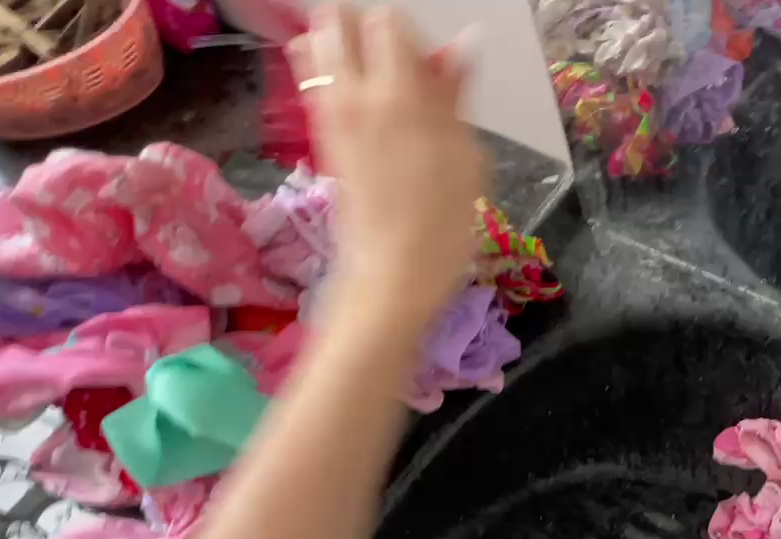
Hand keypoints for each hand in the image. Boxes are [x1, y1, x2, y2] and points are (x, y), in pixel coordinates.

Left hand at [289, 5, 488, 330]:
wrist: (395, 272)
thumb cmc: (446, 226)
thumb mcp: (467, 162)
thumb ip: (455, 99)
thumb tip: (460, 49)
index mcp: (401, 96)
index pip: (389, 21)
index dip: (412, 36)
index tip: (433, 69)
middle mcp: (356, 92)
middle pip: (340, 18)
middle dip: (367, 28)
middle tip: (397, 63)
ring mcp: (332, 112)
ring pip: (317, 42)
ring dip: (344, 46)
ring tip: (376, 79)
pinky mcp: (322, 134)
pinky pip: (313, 78)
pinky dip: (331, 73)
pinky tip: (362, 102)